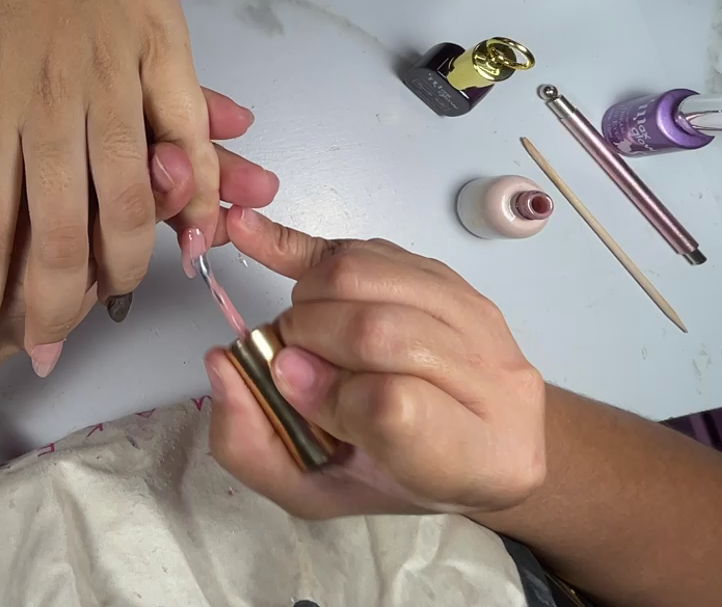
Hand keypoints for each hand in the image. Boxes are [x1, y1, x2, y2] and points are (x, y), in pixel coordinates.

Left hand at [0, 0, 220, 376]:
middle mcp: (54, 103)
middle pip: (59, 231)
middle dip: (53, 306)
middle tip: (48, 351)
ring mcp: (116, 77)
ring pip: (129, 196)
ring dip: (125, 263)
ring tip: (116, 302)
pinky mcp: (165, 50)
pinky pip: (188, 133)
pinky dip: (199, 190)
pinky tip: (197, 235)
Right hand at [205, 208, 545, 517]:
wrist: (462, 430)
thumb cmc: (390, 468)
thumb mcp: (317, 491)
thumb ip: (255, 448)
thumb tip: (225, 365)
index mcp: (480, 459)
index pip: (395, 407)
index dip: (329, 394)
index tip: (293, 388)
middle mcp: (496, 381)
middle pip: (377, 331)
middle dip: (309, 339)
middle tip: (291, 360)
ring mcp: (473, 314)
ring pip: (364, 276)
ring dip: (308, 299)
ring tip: (304, 328)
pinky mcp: (438, 270)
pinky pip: (361, 245)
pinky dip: (294, 242)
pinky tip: (247, 231)